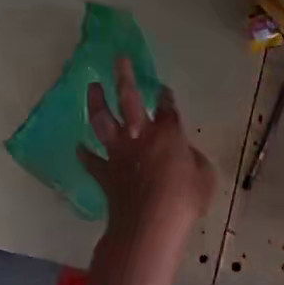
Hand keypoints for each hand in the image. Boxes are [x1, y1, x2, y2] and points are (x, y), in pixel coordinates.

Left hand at [79, 58, 216, 248]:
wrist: (149, 224)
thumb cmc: (183, 198)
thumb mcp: (204, 176)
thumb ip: (194, 160)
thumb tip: (184, 155)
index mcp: (168, 133)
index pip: (167, 107)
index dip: (166, 96)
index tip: (163, 87)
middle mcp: (140, 136)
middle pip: (129, 99)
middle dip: (125, 77)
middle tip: (119, 59)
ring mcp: (118, 154)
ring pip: (103, 122)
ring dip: (96, 102)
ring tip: (93, 87)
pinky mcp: (105, 174)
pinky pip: (91, 160)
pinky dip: (85, 153)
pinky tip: (79, 146)